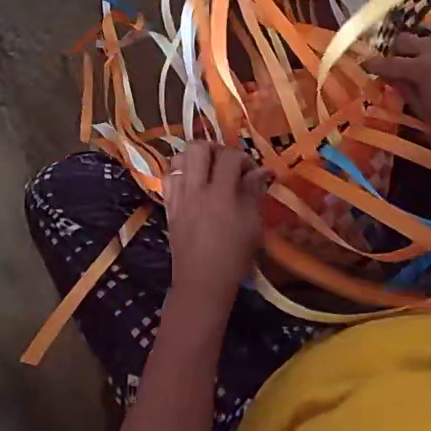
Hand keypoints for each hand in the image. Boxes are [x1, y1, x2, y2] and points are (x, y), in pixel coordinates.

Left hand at [163, 142, 273, 306]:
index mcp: (220, 194)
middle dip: (215, 149)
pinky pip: (169, 177)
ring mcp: (178, 197)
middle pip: (198, 147)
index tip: (251, 172)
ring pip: (179, 158)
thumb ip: (253, 193)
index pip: (230, 157)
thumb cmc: (233, 257)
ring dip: (195, 158)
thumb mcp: (252, 225)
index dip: (243, 158)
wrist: (202, 282)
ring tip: (207, 171)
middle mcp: (195, 189)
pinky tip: (192, 183)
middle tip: (226, 164)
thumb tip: (262, 171)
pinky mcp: (168, 206)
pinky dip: (180, 172)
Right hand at [364, 33, 430, 151]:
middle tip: (391, 66)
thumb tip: (391, 79)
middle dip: (393, 51)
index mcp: (418, 68)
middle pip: (404, 40)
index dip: (373, 65)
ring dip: (413, 49)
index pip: (387, 63)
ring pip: (423, 39)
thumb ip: (405, 92)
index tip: (364, 67)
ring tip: (412, 65)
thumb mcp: (425, 113)